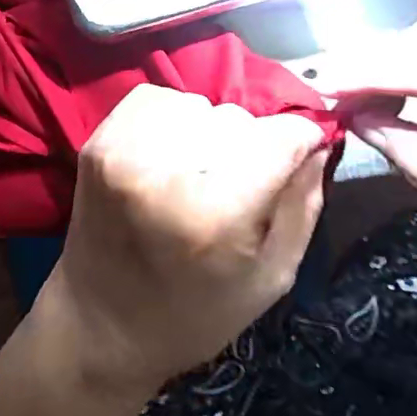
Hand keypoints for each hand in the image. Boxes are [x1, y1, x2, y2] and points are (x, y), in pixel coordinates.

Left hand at [40, 84, 329, 393]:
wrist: (102, 317)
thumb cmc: (195, 312)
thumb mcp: (271, 277)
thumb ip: (301, 204)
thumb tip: (317, 142)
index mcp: (215, 210)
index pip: (280, 135)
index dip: (299, 142)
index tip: (297, 158)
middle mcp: (165, 168)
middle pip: (238, 119)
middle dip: (252, 145)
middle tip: (237, 185)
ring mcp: (123, 148)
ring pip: (198, 104)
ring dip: (210, 130)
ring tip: (199, 171)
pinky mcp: (99, 137)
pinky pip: (155, 98)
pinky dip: (171, 118)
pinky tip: (169, 155)